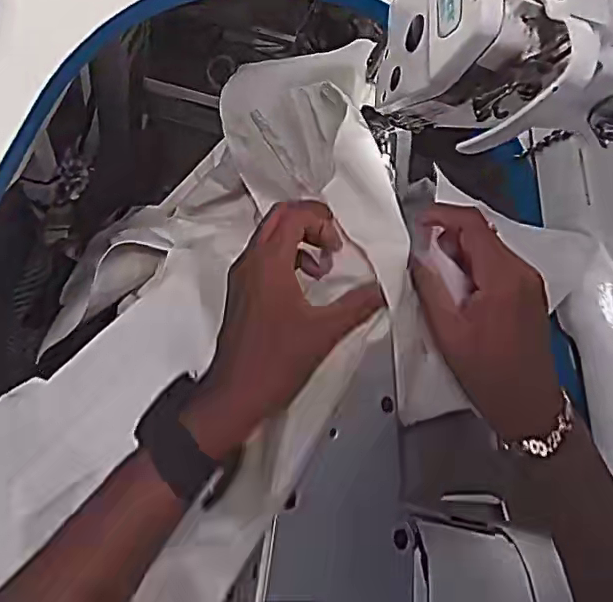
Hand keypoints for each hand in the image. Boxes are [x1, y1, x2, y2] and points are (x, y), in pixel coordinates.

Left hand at [183, 201, 383, 459]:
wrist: (234, 397)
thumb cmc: (267, 366)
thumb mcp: (324, 332)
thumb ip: (357, 305)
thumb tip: (378, 292)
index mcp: (268, 263)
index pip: (293, 215)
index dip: (321, 220)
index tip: (337, 241)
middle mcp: (251, 264)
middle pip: (279, 217)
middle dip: (310, 221)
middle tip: (332, 238)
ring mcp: (243, 277)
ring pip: (270, 236)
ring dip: (299, 239)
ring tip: (322, 264)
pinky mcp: (242, 292)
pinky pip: (264, 257)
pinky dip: (288, 257)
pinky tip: (305, 283)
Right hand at [408, 204, 564, 442]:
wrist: (529, 407)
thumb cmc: (492, 376)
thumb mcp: (448, 330)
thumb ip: (430, 284)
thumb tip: (417, 255)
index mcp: (504, 276)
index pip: (473, 224)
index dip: (443, 215)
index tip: (421, 222)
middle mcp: (522, 271)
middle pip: (481, 233)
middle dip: (449, 240)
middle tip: (427, 262)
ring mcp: (529, 280)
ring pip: (488, 247)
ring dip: (461, 255)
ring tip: (444, 285)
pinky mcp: (528, 290)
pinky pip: (497, 263)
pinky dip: (476, 268)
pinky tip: (463, 295)